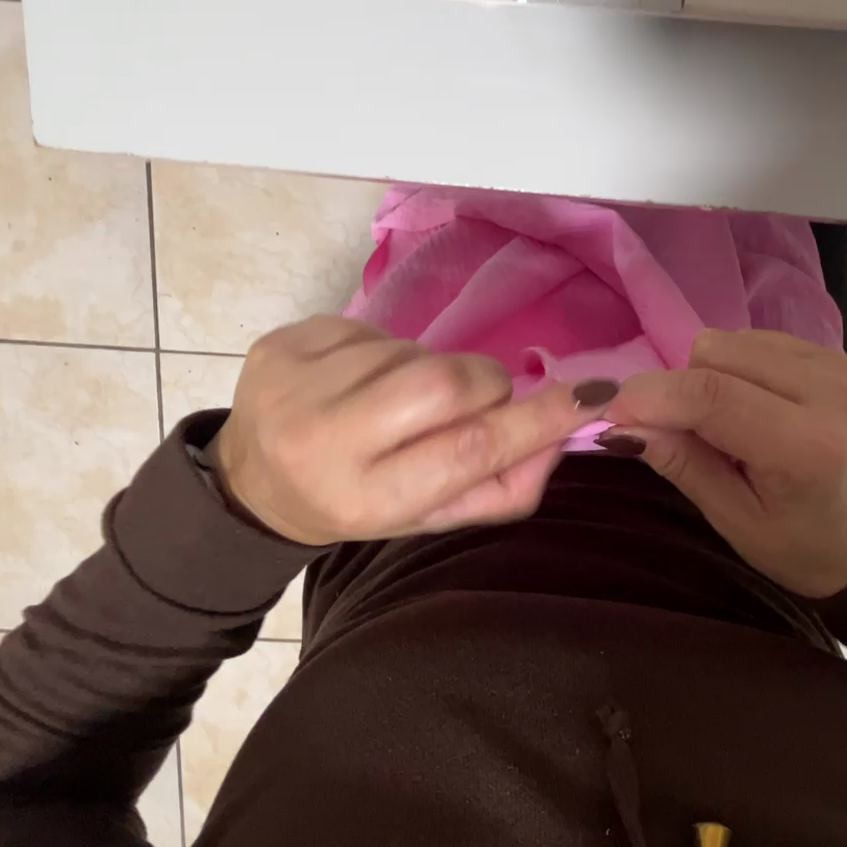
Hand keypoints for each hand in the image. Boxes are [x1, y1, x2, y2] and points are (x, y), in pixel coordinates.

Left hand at [208, 316, 615, 544]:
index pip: (468, 451)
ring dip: (430, 370)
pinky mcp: (281, 342)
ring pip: (413, 350)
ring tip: (400, 402)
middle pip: (444, 382)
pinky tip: (366, 380)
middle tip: (480, 399)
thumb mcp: (432, 516)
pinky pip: (375, 330)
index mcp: (365, 499)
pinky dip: (390, 353)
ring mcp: (296, 383)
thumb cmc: (360, 505)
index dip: (536, 421)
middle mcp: (322, 440)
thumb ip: (501, 487)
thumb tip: (561, 435)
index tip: (589, 395)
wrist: (257, 483)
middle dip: (485, 382)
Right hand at [598, 329, 846, 597]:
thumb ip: (680, 462)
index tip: (610, 411)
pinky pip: (752, 341)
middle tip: (686, 436)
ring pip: (729, 341)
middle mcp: (827, 391)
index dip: (651, 397)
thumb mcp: (731, 518)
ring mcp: (835, 365)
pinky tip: (750, 408)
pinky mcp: (832, 355)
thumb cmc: (794, 545)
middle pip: (714, 355)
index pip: (713, 396)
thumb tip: (621, 423)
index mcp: (806, 446)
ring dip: (707, 378)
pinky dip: (733, 370)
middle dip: (681, 390)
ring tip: (725, 426)